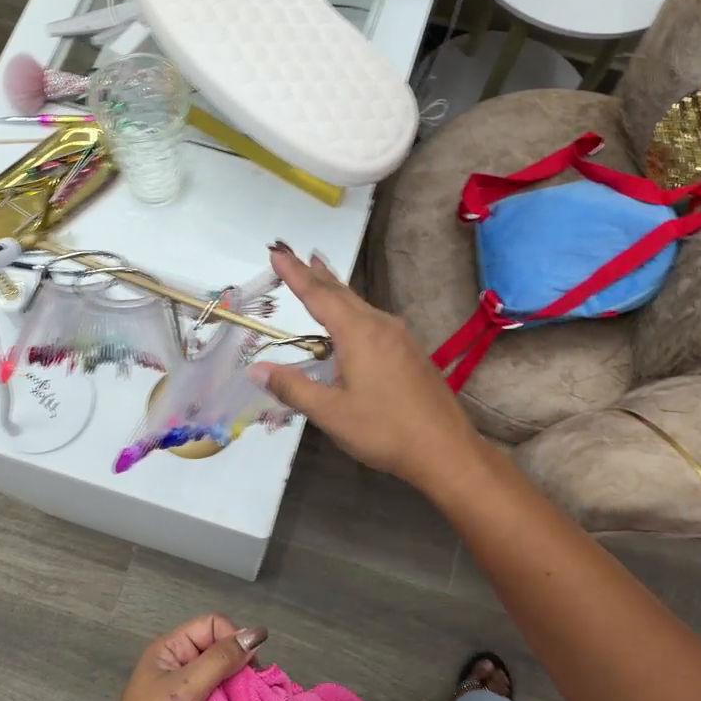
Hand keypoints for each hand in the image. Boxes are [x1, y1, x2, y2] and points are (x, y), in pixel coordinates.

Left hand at [91, 615, 266, 700]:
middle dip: (242, 667)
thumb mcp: (183, 690)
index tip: (249, 667)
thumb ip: (220, 659)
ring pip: (229, 678)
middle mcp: (182, 666)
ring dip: (243, 690)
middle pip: (223, 650)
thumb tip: (258, 633)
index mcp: (170, 650)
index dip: (233, 639)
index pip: (213, 625)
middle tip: (255, 691)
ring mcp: (192, 693)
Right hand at [250, 245, 481, 486]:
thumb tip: (255, 369)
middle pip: (343, 294)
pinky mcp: (411, 353)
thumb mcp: (330, 413)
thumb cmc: (384, 430)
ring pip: (361, 306)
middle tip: (297, 254)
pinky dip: (354, 310)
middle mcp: (381, 326)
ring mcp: (400, 338)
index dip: (295, 274)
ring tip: (321, 275)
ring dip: (337, 291)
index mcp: (358, 334)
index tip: (277, 252)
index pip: (318, 295)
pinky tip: (353, 323)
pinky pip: (375, 321)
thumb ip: (292, 388)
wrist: (445, 449)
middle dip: (317, 274)